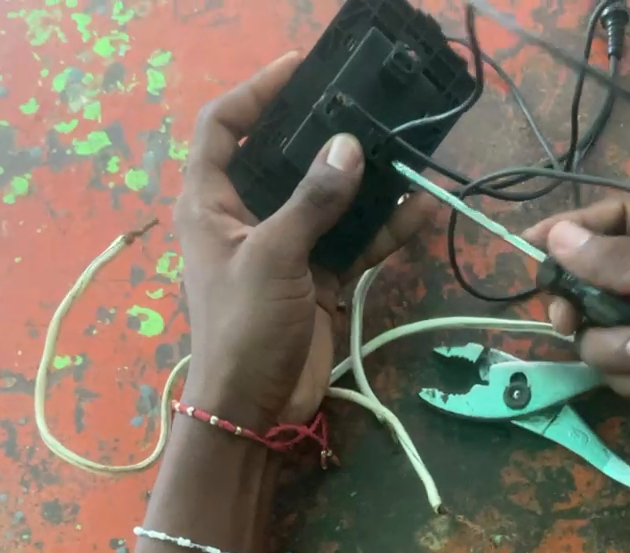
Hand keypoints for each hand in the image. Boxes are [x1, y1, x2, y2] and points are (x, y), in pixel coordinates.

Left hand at [174, 53, 435, 427]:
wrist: (258, 405)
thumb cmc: (245, 325)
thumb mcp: (274, 256)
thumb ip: (312, 202)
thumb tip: (348, 146)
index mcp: (212, 202)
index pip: (222, 128)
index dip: (255, 93)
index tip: (299, 70)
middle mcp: (248, 218)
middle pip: (285, 161)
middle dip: (324, 137)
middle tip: (365, 108)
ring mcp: (288, 250)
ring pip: (328, 204)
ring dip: (365, 186)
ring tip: (404, 155)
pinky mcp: (319, 280)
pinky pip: (352, 245)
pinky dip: (382, 232)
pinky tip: (416, 212)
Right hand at [519, 201, 629, 487]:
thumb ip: (626, 259)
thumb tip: (556, 237)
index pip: (613, 221)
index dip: (572, 230)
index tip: (532, 246)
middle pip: (587, 281)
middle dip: (581, 303)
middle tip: (570, 317)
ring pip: (593, 335)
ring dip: (626, 350)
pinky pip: (615, 374)